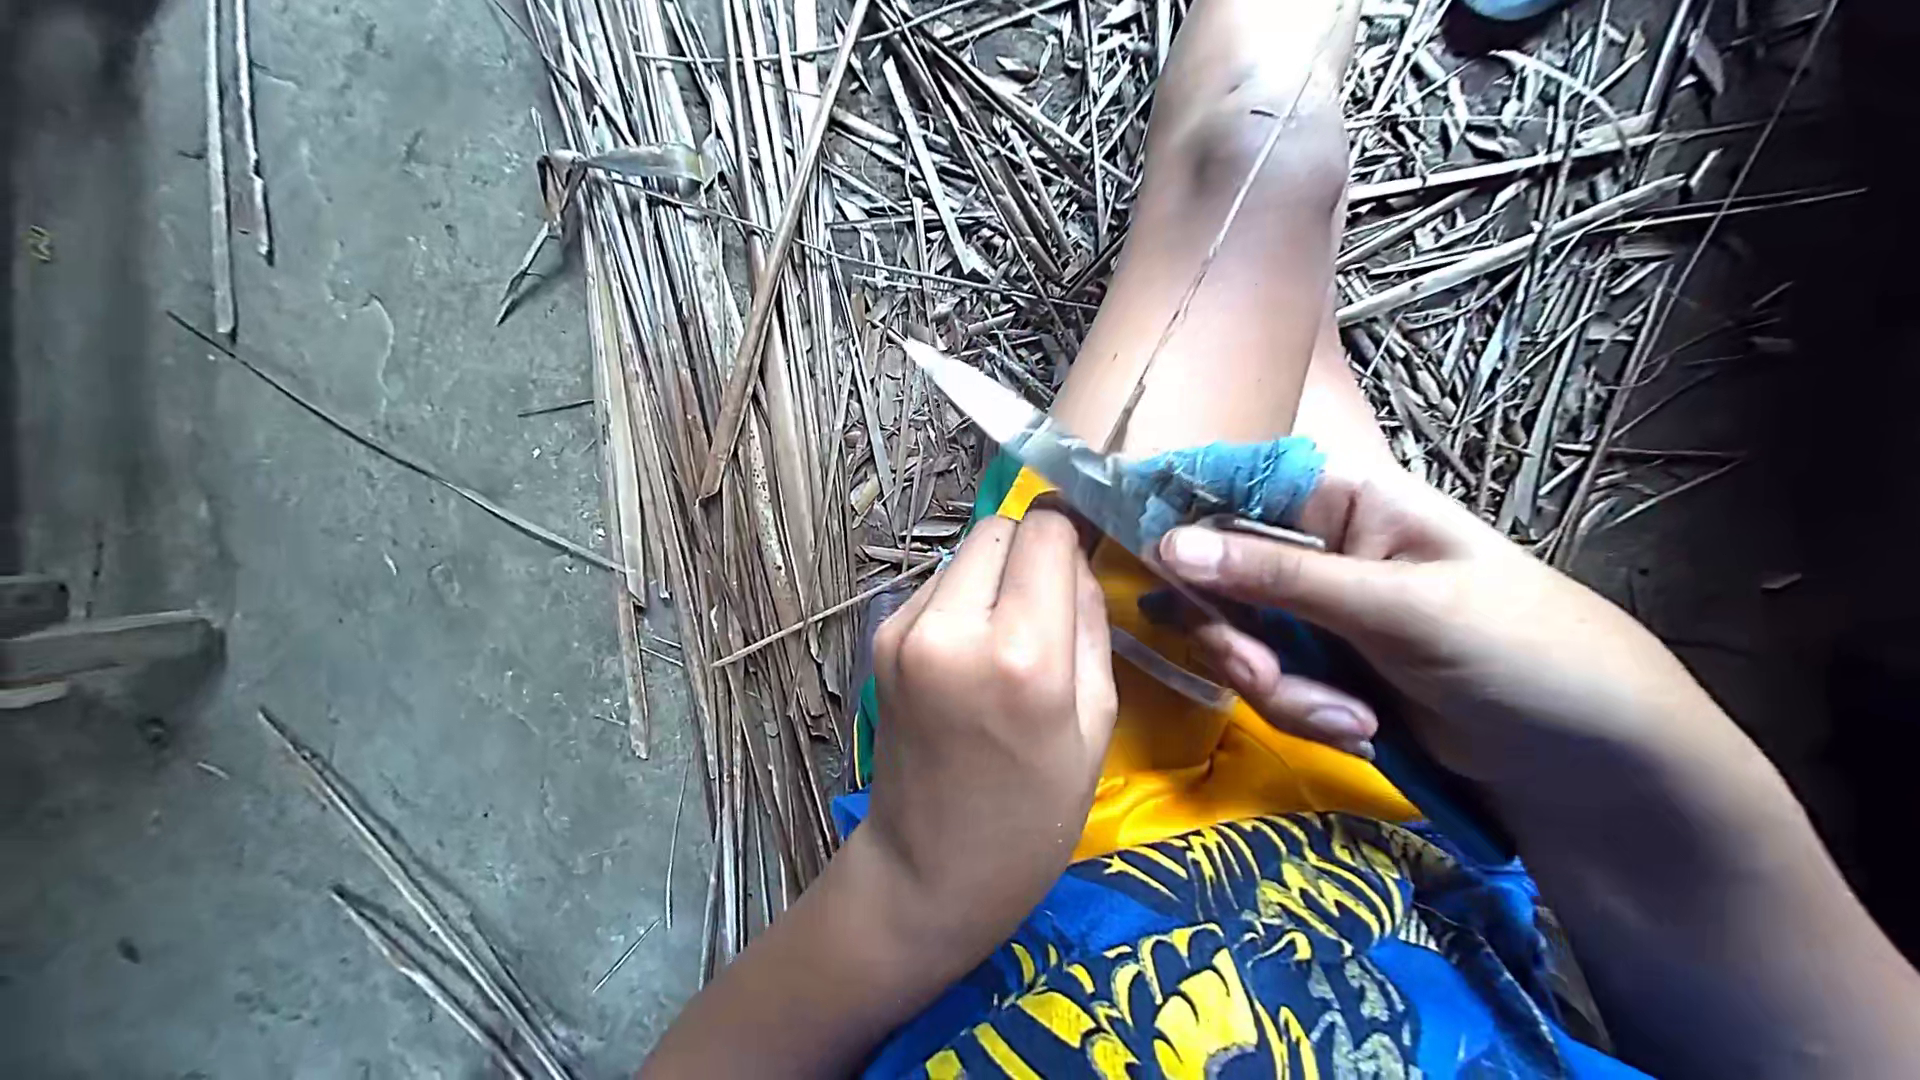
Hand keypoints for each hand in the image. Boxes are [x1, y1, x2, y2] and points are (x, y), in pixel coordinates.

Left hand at [866, 509, 1117, 953]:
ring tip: (1005, 633)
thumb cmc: (1033, 814)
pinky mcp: (880, 637)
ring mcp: (904, 629)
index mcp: (1021, 655)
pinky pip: (937, 584)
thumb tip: (1076, 554)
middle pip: (999, 528)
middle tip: (1044, 605)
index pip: (1047, 532)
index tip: (1080, 561)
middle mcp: (952, 627)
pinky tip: (968, 650)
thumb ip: (1090, 620)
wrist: (928, 868)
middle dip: (1030, 550)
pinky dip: (962, 597)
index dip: (1071, 535)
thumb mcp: (1097, 722)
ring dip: (994, 573)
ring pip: (965, 551)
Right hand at [1158, 465, 1726, 784]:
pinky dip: (1299, 710)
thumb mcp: (1398, 607)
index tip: (1143, 562)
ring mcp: (1304, 610)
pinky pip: (1259, 680)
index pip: (1228, 487)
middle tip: (1260, 674)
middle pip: (1211, 573)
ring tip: (1345, 718)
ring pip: (1230, 635)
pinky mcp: (1307, 664)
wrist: (1590, 765)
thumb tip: (1165, 546)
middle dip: (1232, 634)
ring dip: (1273, 685)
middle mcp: (1308, 547)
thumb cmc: (1522, 650)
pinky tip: (1357, 729)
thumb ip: (1277, 578)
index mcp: (1336, 500)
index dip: (1178, 519)